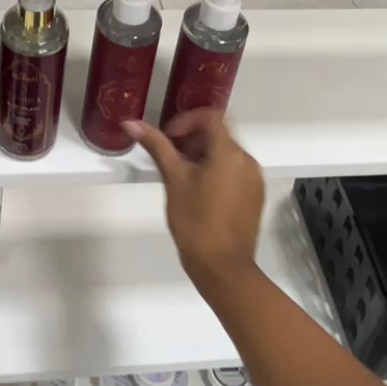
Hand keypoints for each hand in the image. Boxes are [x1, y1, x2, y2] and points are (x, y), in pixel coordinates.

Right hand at [124, 111, 265, 289]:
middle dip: (192, 139)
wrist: (223, 269)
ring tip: (182, 176)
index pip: (210, 116)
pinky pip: (235, 170)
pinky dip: (217, 170)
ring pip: (227, 152)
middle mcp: (247, 159)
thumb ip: (156, 146)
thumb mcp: (173, 180)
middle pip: (219, 133)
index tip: (168, 138)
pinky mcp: (255, 195)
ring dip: (203, 154)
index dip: (186, 120)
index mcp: (229, 151)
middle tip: (171, 157)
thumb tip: (131, 122)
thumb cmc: (195, 222)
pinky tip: (200, 192)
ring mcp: (254, 178)